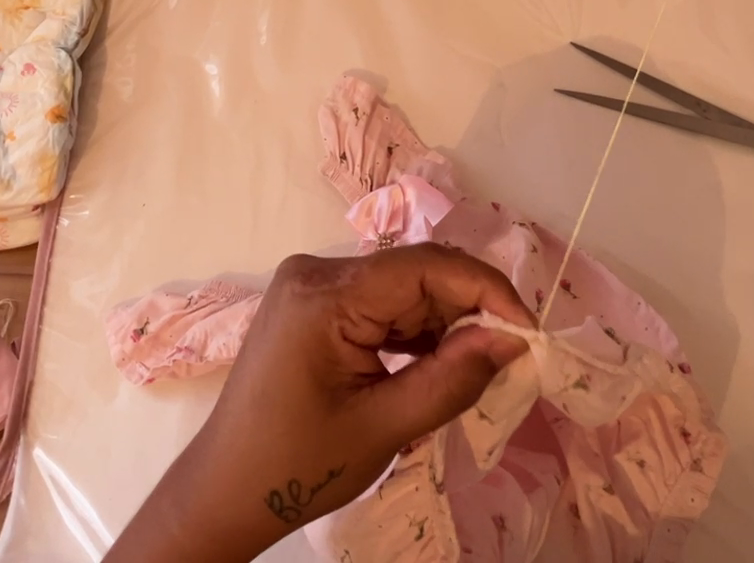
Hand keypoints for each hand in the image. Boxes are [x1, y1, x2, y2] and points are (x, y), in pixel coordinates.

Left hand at [107, 245, 532, 562]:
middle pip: (413, 273)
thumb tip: (511, 339)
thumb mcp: (384, 427)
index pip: (423, 266)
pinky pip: (378, 302)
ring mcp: (311, 283)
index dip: (485, 289)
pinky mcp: (313, 301)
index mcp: (325, 293)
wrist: (225, 488)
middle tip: (506, 359)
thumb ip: (452, 378)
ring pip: (400, 287)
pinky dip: (412, 330)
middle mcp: (316, 270)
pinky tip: (428, 364)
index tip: (529, 331)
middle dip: (465, 311)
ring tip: (463, 372)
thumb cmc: (299, 464)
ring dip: (440, 324)